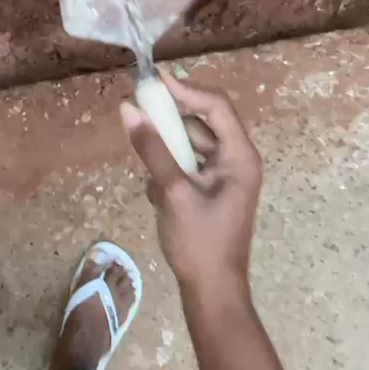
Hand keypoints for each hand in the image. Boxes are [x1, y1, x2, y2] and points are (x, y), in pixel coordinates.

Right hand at [120, 72, 263, 291]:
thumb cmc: (199, 242)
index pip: (215, 106)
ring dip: (165, 150)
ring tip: (149, 169)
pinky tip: (156, 191)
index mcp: (240, 157)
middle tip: (137, 111)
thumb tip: (128, 110)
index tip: (153, 79)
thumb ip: (152, 149)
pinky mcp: (208, 189)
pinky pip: (184, 163)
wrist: (211, 290)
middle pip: (201, 122)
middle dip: (169, 120)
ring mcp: (222, 176)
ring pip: (189, 144)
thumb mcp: (173, 192)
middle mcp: (236, 160)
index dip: (185, 89)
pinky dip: (166, 169)